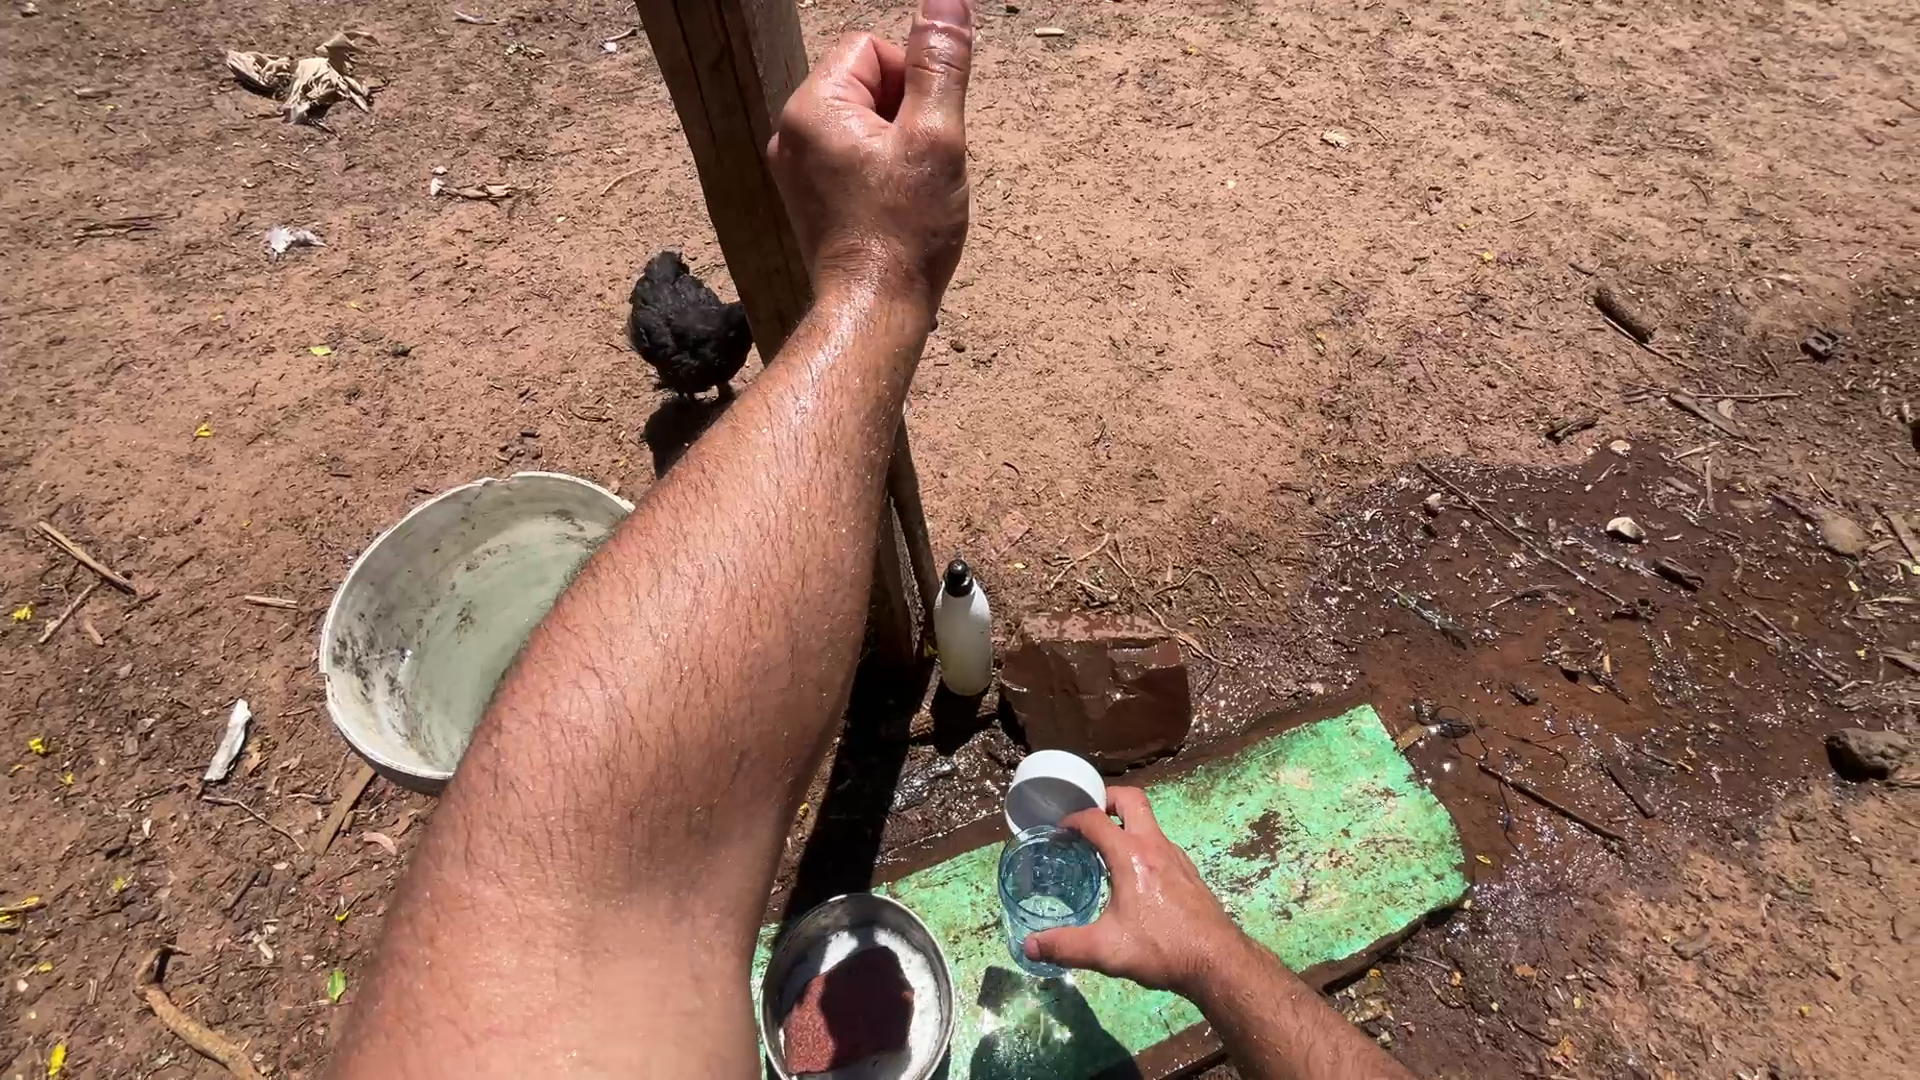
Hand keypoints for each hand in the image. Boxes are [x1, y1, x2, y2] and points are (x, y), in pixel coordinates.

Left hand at [768, 0, 972, 315]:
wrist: (875, 311)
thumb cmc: (906, 233)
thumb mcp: (937, 139)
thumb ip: (941, 65)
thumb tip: (946, 2)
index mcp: (813, 108)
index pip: (872, 51)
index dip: (914, 85)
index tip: (926, 138)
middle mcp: (793, 136)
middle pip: (866, 89)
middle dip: (907, 121)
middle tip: (921, 173)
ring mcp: (797, 174)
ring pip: (863, 130)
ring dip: (898, 151)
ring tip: (909, 197)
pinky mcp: (809, 204)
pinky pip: (852, 165)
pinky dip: (880, 178)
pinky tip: (895, 213)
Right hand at [1024, 788, 1245, 994]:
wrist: (1218, 962)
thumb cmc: (1161, 948)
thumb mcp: (1106, 950)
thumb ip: (1065, 946)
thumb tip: (1030, 946)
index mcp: (1130, 855)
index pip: (1095, 819)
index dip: (1073, 819)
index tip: (1060, 830)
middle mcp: (1154, 845)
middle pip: (1131, 798)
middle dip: (1107, 799)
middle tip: (1090, 817)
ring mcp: (1176, 856)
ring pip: (1149, 821)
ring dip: (1127, 823)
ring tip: (1109, 848)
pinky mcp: (1189, 871)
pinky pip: (1161, 844)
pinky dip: (1144, 846)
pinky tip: (1138, 876)